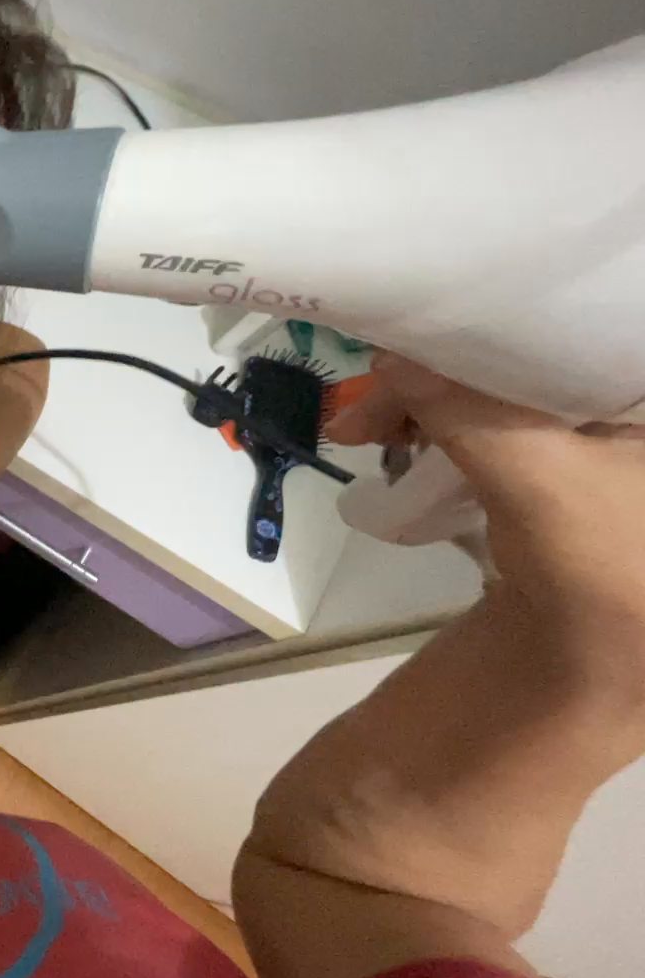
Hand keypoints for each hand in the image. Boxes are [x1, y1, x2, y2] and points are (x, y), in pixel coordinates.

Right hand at [327, 353, 644, 619]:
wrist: (601, 648)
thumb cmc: (605, 562)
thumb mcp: (536, 480)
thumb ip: (468, 413)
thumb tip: (393, 357)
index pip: (569, 328)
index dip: (486, 330)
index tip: (411, 346)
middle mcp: (628, 402)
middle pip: (520, 361)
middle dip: (431, 381)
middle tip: (362, 413)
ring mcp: (601, 432)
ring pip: (495, 391)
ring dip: (421, 406)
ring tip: (359, 434)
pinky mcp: (564, 456)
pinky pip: (492, 418)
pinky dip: (438, 426)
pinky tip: (399, 442)